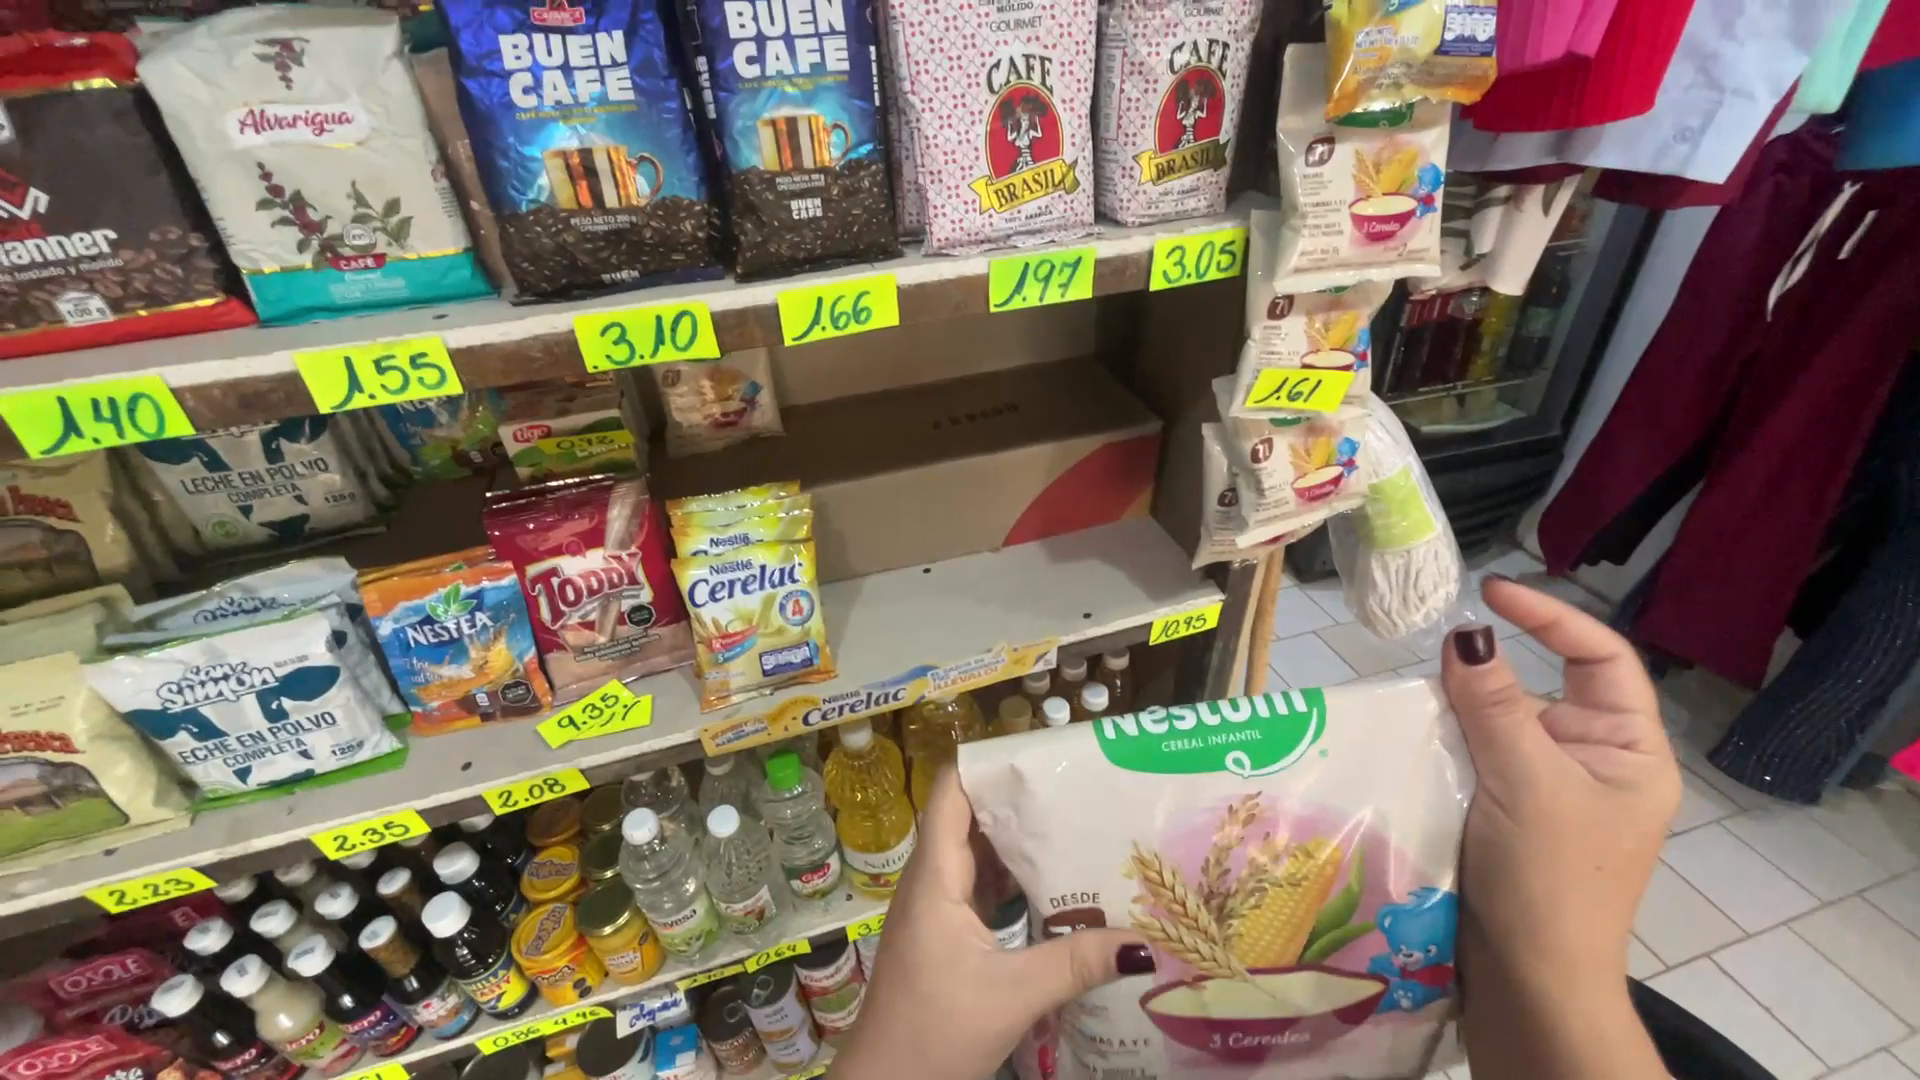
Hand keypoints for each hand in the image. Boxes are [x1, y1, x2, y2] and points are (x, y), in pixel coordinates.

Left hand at [833, 768, 1147, 1079]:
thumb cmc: (935, 1031)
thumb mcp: (1013, 995)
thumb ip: (1076, 963)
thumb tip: (1145, 941)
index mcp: (936, 875)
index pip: (951, 793)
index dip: (985, 764)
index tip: (1035, 753)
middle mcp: (933, 879)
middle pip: (970, 817)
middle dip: (1017, 799)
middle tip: (1074, 788)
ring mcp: (938, 906)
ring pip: (979, 854)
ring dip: (1019, 841)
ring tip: (1073, 824)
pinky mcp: (948, 932)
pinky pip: (982, 887)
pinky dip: (1014, 879)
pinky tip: (1054, 884)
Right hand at [1444, 576, 1679, 994]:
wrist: (1526, 972)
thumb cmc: (1548, 876)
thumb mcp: (1525, 780)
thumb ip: (1494, 704)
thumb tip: (1465, 634)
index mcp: (1628, 750)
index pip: (1599, 658)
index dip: (1550, 617)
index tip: (1490, 592)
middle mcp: (1589, 758)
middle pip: (1538, 685)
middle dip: (1486, 674)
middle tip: (1431, 667)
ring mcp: (1543, 782)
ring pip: (1495, 718)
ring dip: (1456, 709)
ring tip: (1413, 706)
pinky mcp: (1501, 802)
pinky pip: (1471, 750)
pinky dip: (1442, 738)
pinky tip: (1410, 738)